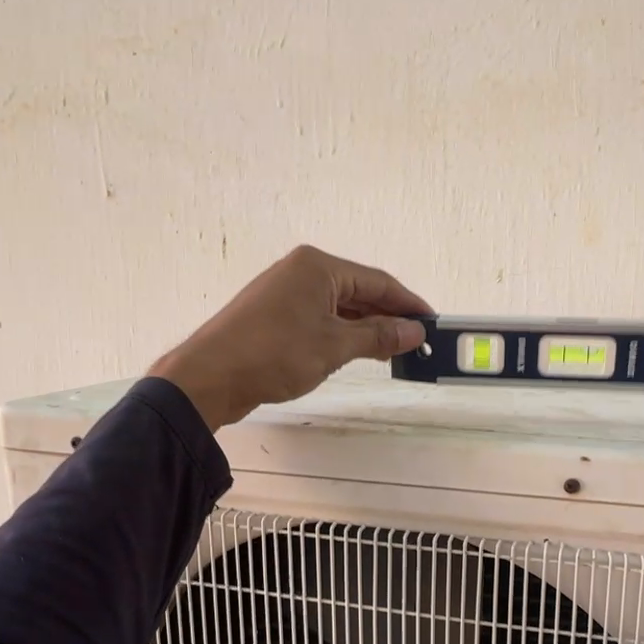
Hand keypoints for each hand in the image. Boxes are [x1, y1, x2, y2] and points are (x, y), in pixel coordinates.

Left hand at [149, 245, 432, 429]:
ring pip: (338, 307)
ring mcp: (285, 293)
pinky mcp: (274, 316)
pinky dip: (342, 334)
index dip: (408, 303)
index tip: (433, 324)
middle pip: (358, 291)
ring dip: (366, 328)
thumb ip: (378, 336)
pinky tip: (357, 351)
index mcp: (318, 266)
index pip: (377, 281)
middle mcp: (302, 271)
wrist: (210, 377)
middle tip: (417, 343)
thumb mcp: (334, 346)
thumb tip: (415, 331)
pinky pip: (320, 319)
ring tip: (393, 352)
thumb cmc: (275, 354)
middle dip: (388, 317)